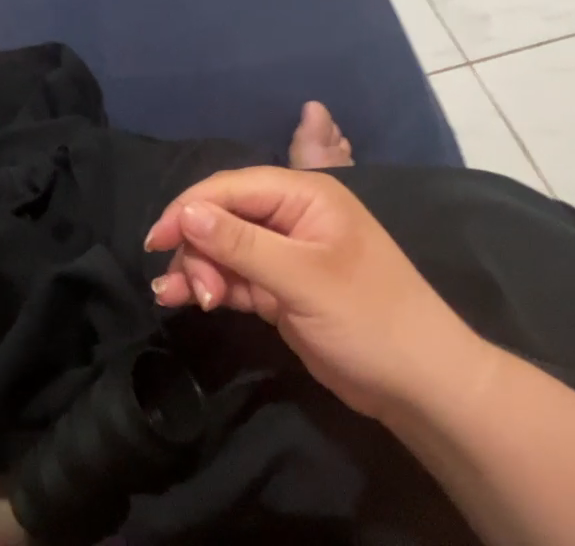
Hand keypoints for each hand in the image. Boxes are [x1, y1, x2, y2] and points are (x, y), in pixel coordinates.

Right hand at [144, 167, 496, 418]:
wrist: (420, 387)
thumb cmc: (369, 319)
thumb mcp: (302, 279)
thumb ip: (241, 243)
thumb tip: (185, 212)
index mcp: (304, 195)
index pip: (231, 187)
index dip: (189, 209)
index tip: (155, 242)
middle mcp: (291, 215)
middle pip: (221, 216)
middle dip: (196, 247)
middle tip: (188, 290)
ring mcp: (284, 253)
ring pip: (222, 248)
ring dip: (198, 270)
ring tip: (182, 301)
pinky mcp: (279, 288)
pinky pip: (233, 277)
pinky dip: (210, 286)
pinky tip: (187, 300)